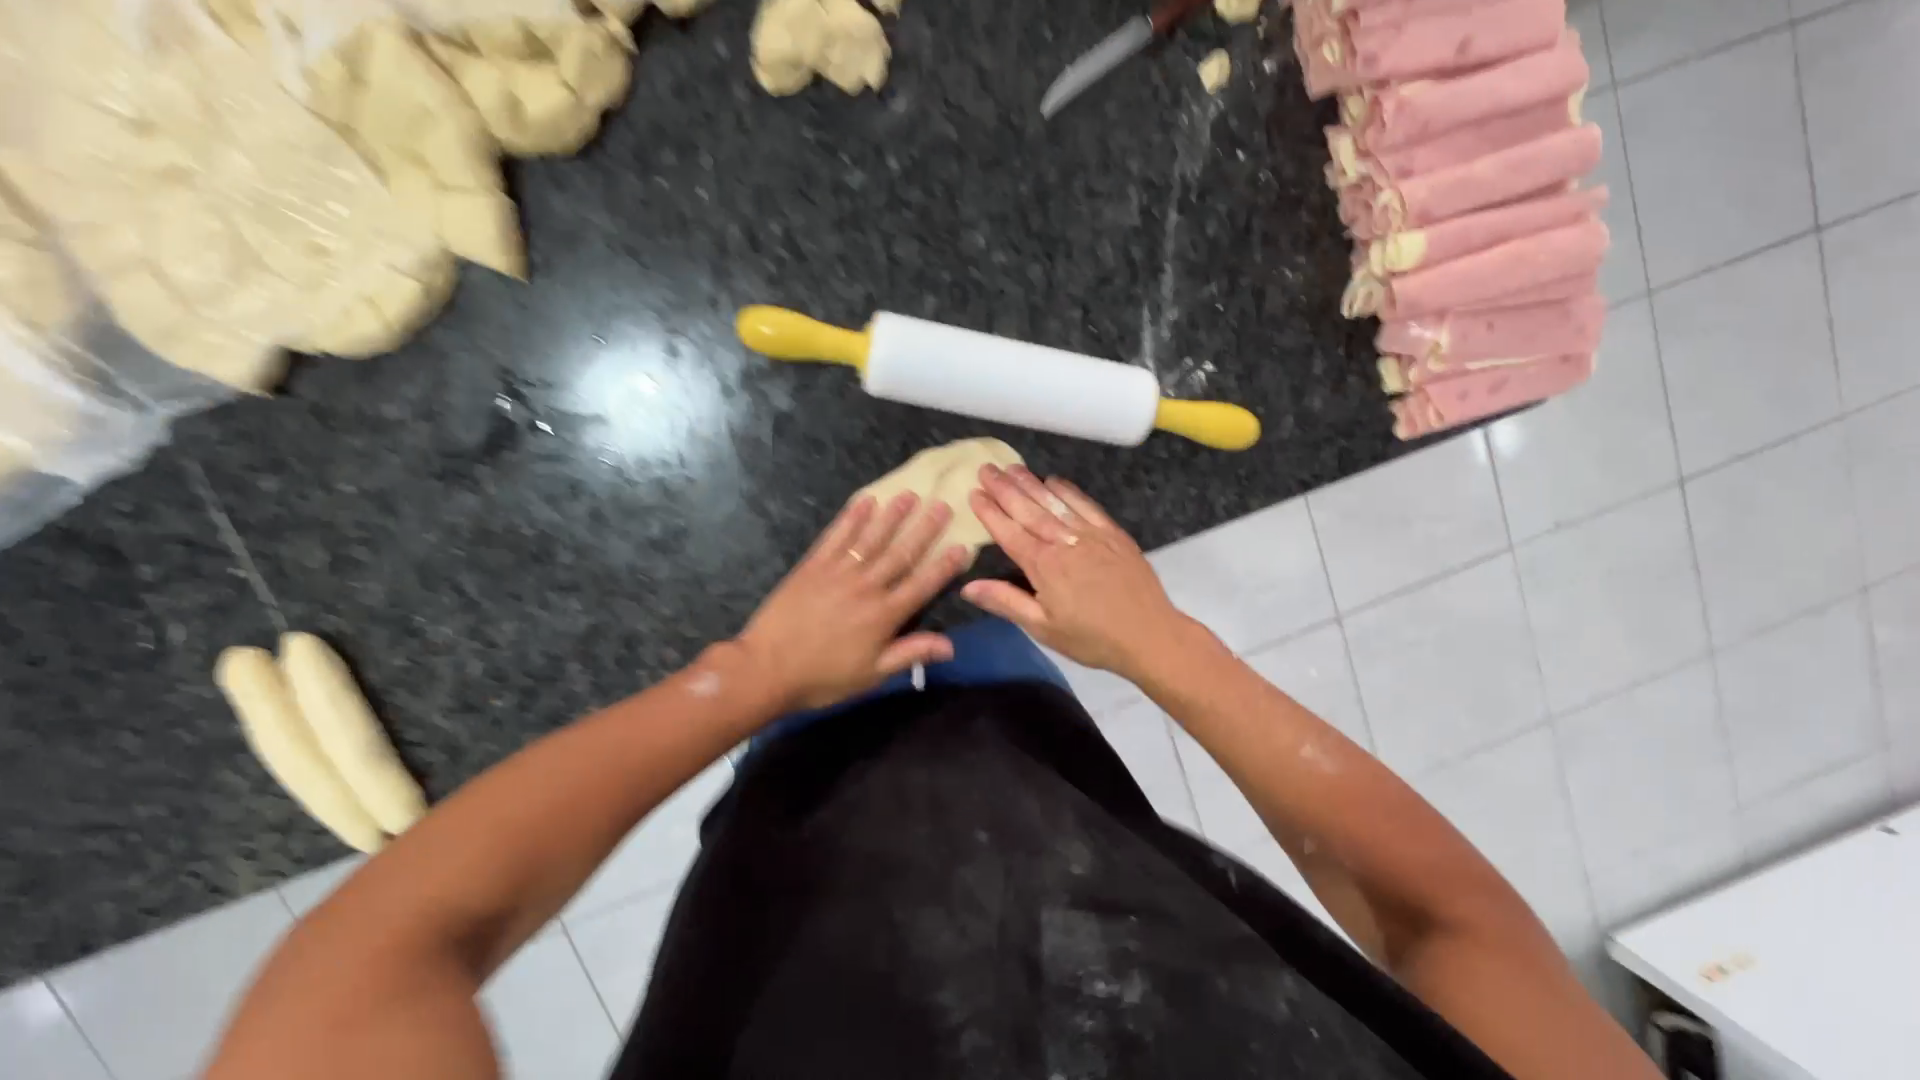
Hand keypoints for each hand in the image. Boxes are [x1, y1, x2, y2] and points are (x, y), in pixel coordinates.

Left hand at [737, 492, 969, 711]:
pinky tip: (865, 501)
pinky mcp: (812, 566)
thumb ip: (910, 654)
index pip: (922, 585)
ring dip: (892, 516)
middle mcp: (865, 587)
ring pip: (871, 538)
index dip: (944, 566)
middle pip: (900, 554)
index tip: (962, 547)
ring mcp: (837, 573)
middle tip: (942, 506)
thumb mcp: (872, 675)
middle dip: (924, 530)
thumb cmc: (822, 678)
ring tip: (909, 496)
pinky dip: (851, 517)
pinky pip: (836, 536)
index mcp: (884, 616)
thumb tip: (951, 645)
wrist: (766, 669)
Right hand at [962, 465, 1188, 678]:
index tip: (974, 493)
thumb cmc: (1092, 638)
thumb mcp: (1043, 628)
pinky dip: (1068, 491)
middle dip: (1005, 488)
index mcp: (1043, 566)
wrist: (1149, 634)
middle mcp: (1064, 542)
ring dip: (1031, 483)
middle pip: (1029, 510)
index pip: (1009, 532)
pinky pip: (1086, 505)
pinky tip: (1054, 481)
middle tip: (986, 468)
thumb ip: (1006, 602)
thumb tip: (967, 586)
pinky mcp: (1113, 534)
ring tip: (1012, 467)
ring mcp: (1091, 534)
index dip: (990, 512)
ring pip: (1055, 502)